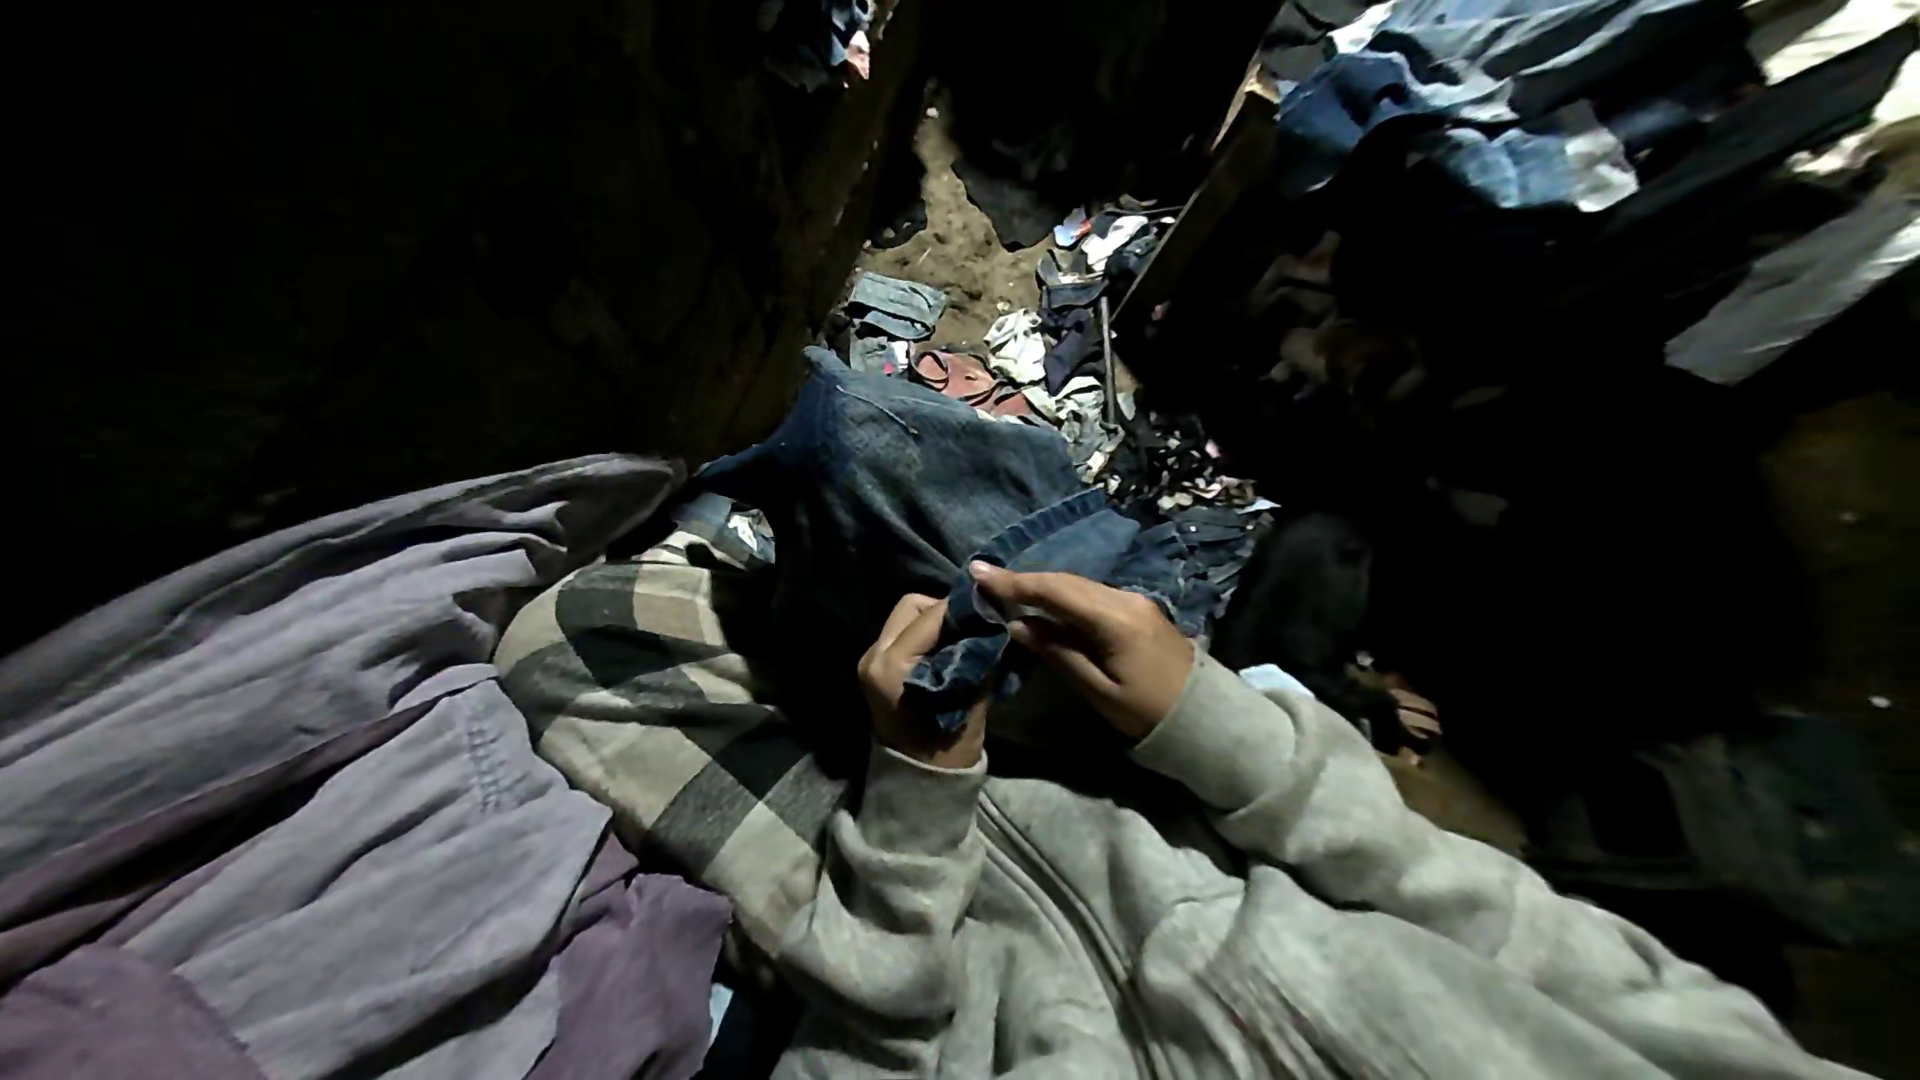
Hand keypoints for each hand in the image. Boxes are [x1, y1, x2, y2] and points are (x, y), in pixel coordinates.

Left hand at [858, 594, 987, 768]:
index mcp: (892, 665)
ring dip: (934, 619)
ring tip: (962, 633)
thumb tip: (991, 619)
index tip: (988, 603)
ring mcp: (871, 660)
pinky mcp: (876, 666)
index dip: (961, 606)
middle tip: (973, 620)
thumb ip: (975, 652)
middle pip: (910, 606)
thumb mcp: (970, 696)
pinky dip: (926, 632)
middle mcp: (874, 656)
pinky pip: (903, 633)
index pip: (930, 616)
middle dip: (943, 608)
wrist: (918, 783)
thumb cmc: (947, 747)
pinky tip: (948, 645)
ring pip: (905, 616)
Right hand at [969, 563, 1192, 739]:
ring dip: (1041, 584)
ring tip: (1005, 587)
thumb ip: (1058, 652)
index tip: (979, 573)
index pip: (1056, 591)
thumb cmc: (1148, 713)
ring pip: (1077, 584)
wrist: (1204, 716)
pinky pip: (1090, 592)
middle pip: (1066, 581)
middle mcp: (1124, 599)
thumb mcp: (1098, 690)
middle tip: (984, 577)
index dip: (1015, 582)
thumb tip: (1018, 625)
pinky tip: (1042, 600)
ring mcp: (1133, 599)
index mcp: (1115, 620)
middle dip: (1023, 579)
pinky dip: (1061, 594)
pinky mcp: (1136, 607)